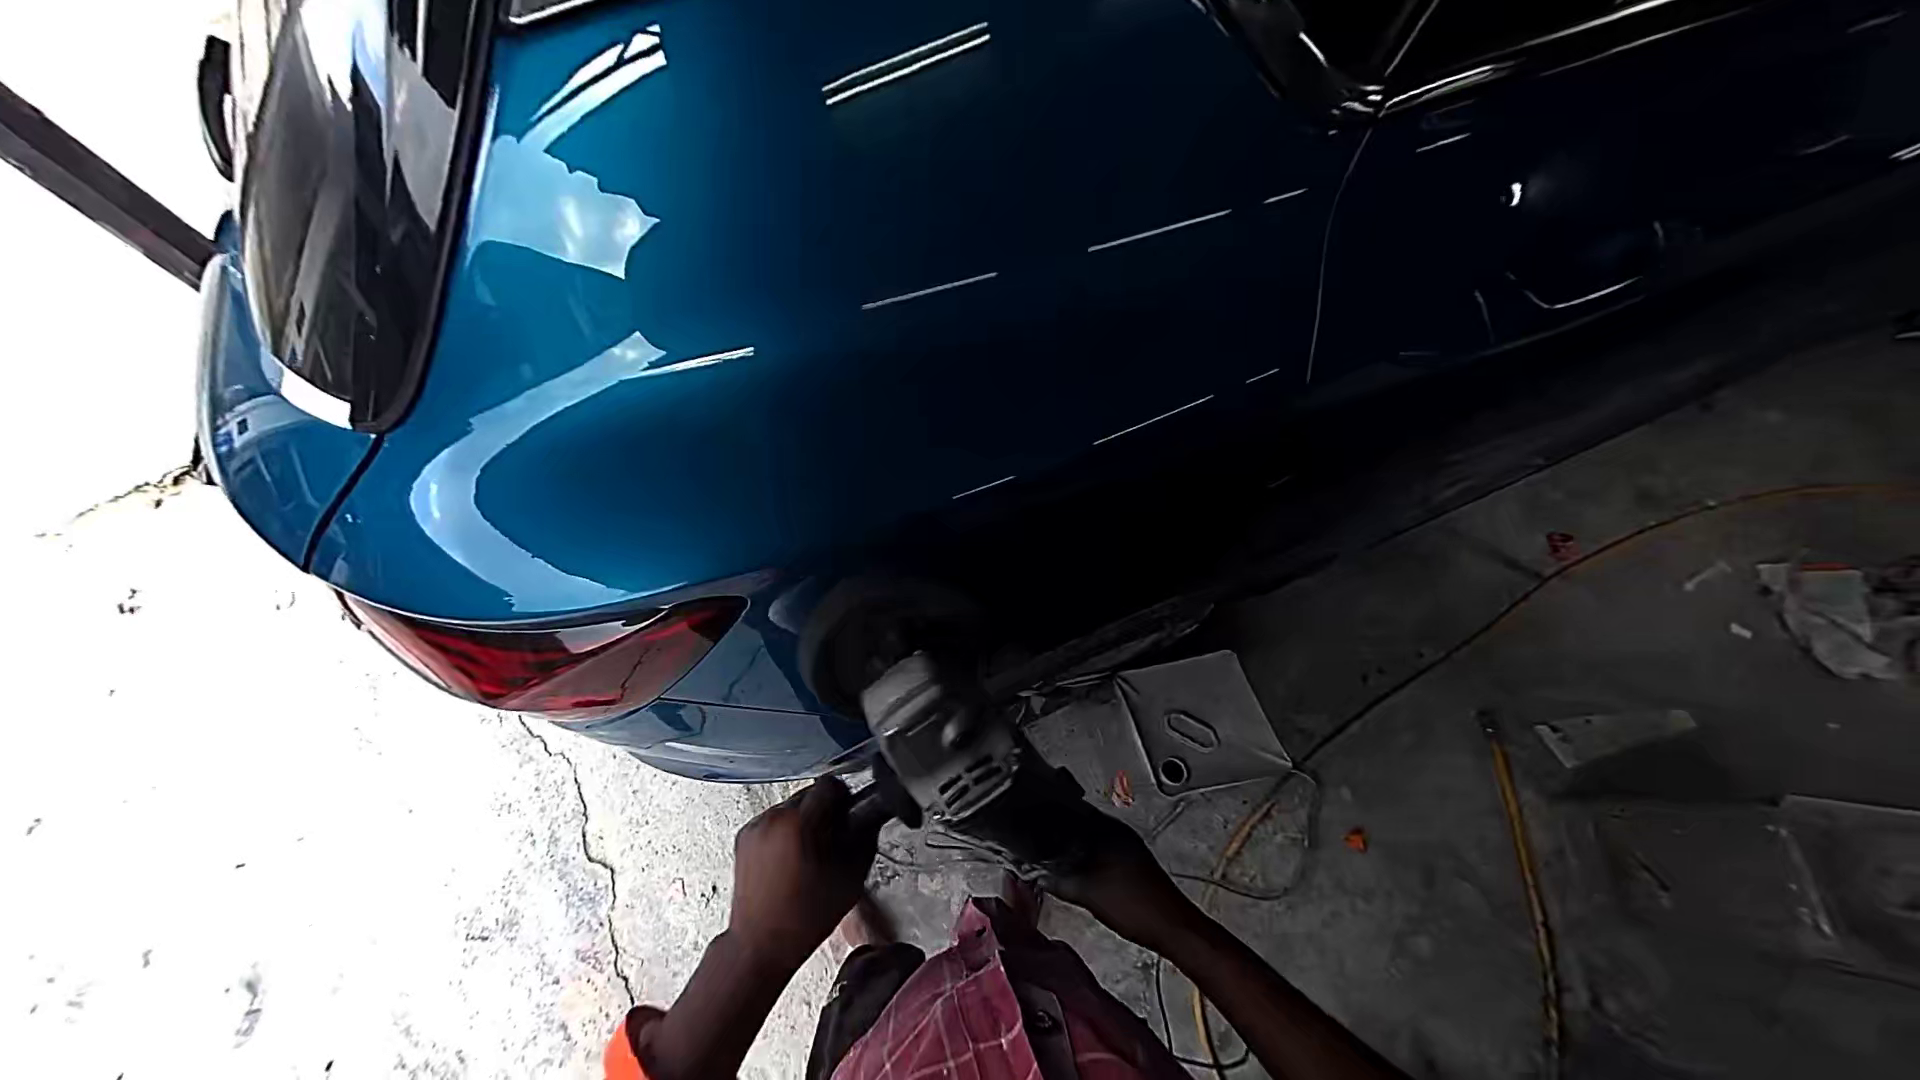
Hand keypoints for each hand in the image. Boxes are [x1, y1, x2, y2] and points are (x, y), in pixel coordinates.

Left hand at [727, 777, 881, 971]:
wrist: (760, 944)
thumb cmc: (803, 918)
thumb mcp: (851, 878)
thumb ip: (865, 837)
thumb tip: (870, 815)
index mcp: (800, 824)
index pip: (829, 784)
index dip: (844, 797)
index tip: (847, 811)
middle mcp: (774, 820)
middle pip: (810, 794)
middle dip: (824, 811)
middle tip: (832, 839)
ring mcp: (756, 827)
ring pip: (792, 806)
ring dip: (805, 820)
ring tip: (810, 853)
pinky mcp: (744, 837)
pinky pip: (774, 820)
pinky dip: (785, 831)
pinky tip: (791, 858)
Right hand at [1035, 808, 1200, 952]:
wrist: (1172, 930)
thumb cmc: (1135, 908)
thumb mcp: (1087, 894)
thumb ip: (1058, 880)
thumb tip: (1033, 872)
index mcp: (1110, 830)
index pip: (1072, 809)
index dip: (1050, 814)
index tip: (1030, 820)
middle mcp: (1119, 832)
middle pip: (1079, 823)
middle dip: (1058, 831)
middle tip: (1036, 840)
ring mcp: (1127, 847)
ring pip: (1089, 839)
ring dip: (1071, 846)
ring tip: (1052, 857)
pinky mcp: (1131, 862)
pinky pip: (1099, 851)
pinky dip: (1084, 857)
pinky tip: (1076, 871)